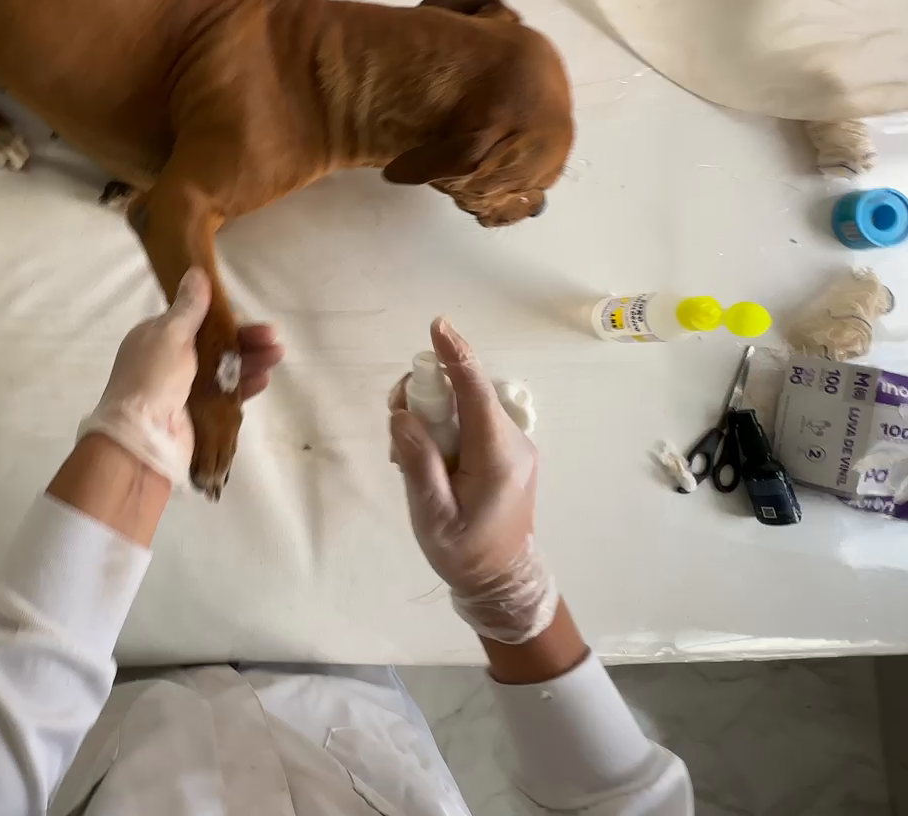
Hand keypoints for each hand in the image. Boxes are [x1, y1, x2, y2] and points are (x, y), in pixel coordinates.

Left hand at [81, 269, 283, 485]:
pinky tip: (264, 379)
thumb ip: (188, 307)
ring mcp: (183, 389)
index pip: (194, 321)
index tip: (245, 314)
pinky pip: (225, 394)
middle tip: (272, 337)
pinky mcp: (197, 413)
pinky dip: (244, 385)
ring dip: (250, 360)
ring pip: (223, 369)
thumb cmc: (153, 378)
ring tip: (276, 356)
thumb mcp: (169, 335)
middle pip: (213, 344)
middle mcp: (169, 361)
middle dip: (243, 339)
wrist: (142, 439)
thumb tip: (196, 272)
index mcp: (156, 337)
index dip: (221, 317)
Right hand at [388, 318, 557, 643]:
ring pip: (464, 404)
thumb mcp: (433, 516)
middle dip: (425, 394)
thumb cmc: (465, 553)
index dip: (455, 355)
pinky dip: (441, 427)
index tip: (437, 326)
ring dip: (430, 414)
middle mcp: (511, 441)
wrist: (502, 582)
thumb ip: (418, 463)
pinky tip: (426, 457)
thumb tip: (402, 416)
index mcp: (498, 455)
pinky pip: (467, 420)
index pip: (476, 391)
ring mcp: (510, 444)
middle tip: (396, 423)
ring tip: (408, 453)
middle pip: (465, 392)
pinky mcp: (504, 450)